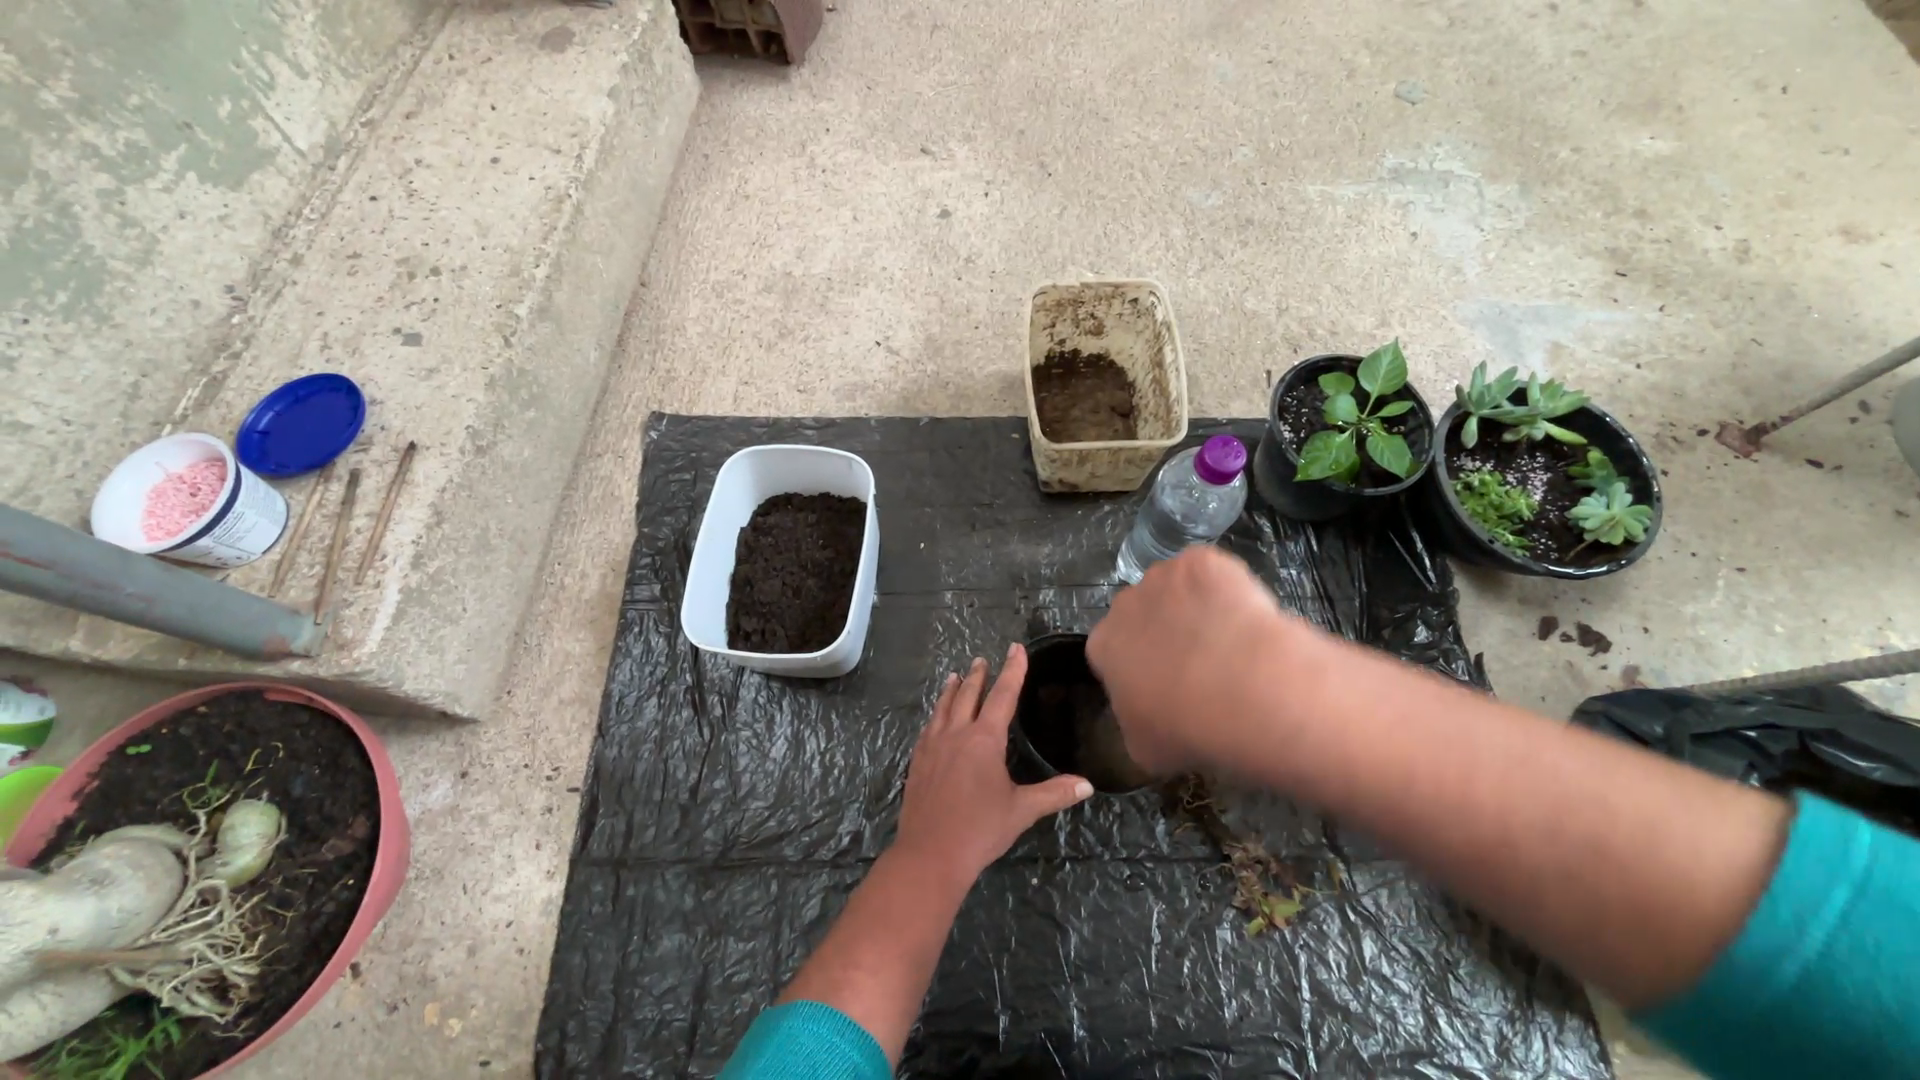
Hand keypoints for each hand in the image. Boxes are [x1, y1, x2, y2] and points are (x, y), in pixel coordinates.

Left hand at [893, 644, 1093, 884]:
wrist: (930, 853)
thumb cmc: (980, 830)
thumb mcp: (1021, 810)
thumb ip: (1054, 794)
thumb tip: (1087, 785)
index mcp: (984, 740)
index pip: (1003, 696)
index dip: (1012, 670)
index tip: (1016, 649)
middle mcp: (957, 734)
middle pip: (968, 695)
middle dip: (979, 675)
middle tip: (982, 659)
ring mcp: (932, 746)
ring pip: (943, 708)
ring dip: (952, 690)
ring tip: (955, 676)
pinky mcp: (917, 761)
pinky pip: (928, 727)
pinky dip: (935, 714)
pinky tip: (935, 718)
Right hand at [1088, 546, 1322, 772]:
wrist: (1247, 689)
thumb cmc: (1189, 727)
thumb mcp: (1145, 748)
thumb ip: (1134, 723)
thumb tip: (1145, 717)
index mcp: (1103, 645)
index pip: (1112, 650)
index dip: (1138, 665)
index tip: (1163, 684)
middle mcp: (1124, 603)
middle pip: (1141, 613)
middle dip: (1163, 631)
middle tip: (1198, 664)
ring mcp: (1164, 576)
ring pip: (1177, 589)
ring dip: (1194, 606)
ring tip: (1229, 641)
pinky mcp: (1204, 561)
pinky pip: (1211, 572)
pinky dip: (1226, 588)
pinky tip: (1245, 618)